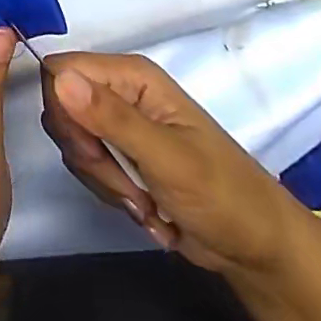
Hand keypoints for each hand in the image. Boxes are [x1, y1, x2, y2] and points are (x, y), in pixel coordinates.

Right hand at [39, 52, 306, 275]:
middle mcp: (120, 91)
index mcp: (132, 76)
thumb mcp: (168, 158)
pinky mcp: (118, 153)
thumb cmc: (224, 195)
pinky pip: (85, 164)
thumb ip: (112, 118)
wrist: (260, 250)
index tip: (87, 148)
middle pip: (61, 107)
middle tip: (125, 183)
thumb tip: (60, 80)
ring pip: (72, 140)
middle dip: (87, 154)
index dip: (62, 108)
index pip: (61, 71)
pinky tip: (145, 207)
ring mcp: (118, 122)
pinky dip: (109, 191)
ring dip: (102, 179)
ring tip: (144, 201)